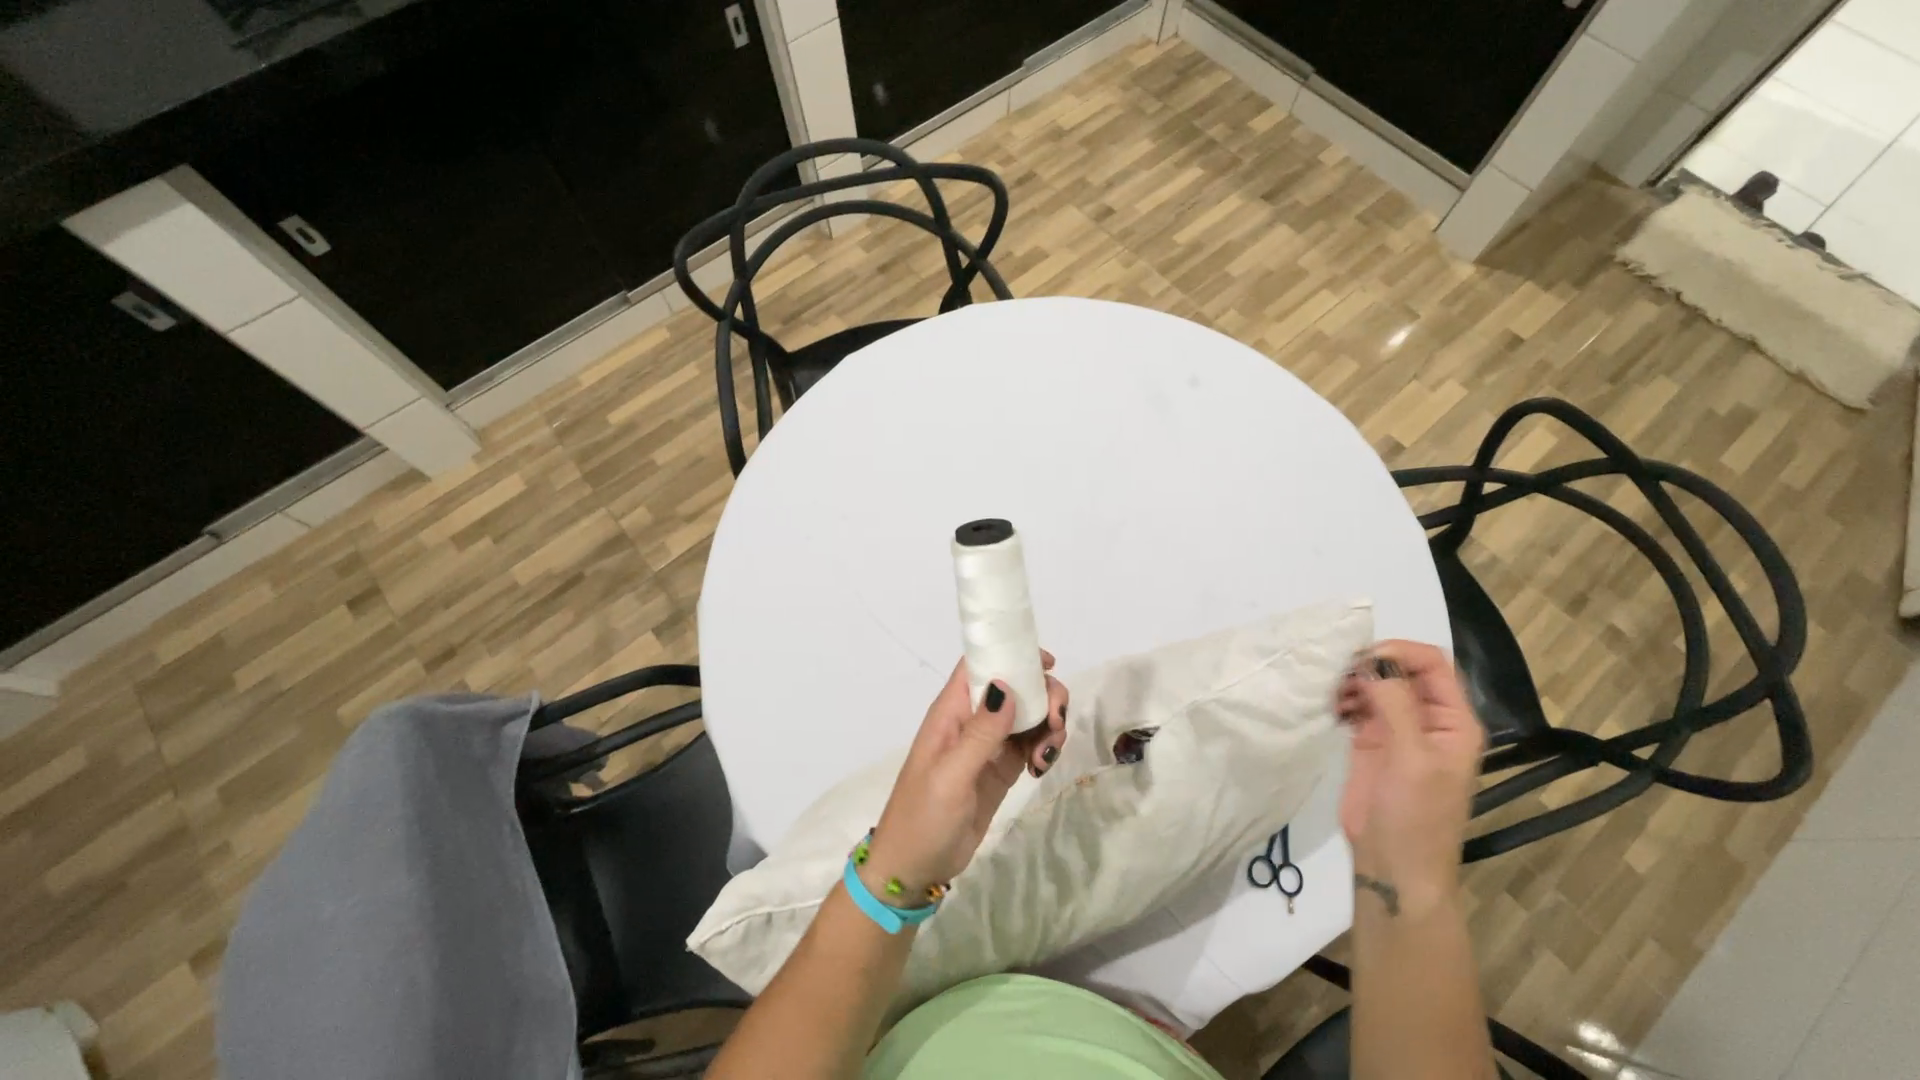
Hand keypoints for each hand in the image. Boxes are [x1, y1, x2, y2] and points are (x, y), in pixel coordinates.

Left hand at [862, 652, 1068, 904]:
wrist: (914, 867)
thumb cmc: (923, 817)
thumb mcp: (950, 776)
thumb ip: (980, 734)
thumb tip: (1006, 686)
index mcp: (951, 712)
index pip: (980, 665)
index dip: (1012, 654)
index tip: (1047, 663)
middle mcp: (971, 721)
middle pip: (1015, 687)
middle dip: (1044, 696)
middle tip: (1057, 723)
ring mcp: (988, 745)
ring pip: (1029, 715)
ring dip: (1048, 725)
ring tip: (1046, 755)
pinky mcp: (1001, 769)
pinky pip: (1031, 743)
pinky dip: (1044, 748)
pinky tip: (1042, 767)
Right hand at [1336, 640, 1482, 916]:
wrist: (1393, 865)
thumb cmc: (1416, 815)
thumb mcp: (1413, 758)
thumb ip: (1396, 704)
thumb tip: (1373, 661)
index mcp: (1453, 720)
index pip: (1432, 664)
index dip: (1400, 652)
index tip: (1363, 658)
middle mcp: (1427, 718)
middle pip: (1400, 669)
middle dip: (1370, 664)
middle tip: (1338, 673)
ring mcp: (1396, 729)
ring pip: (1375, 684)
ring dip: (1352, 681)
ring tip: (1331, 693)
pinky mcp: (1369, 742)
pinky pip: (1356, 705)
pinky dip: (1341, 699)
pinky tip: (1329, 707)